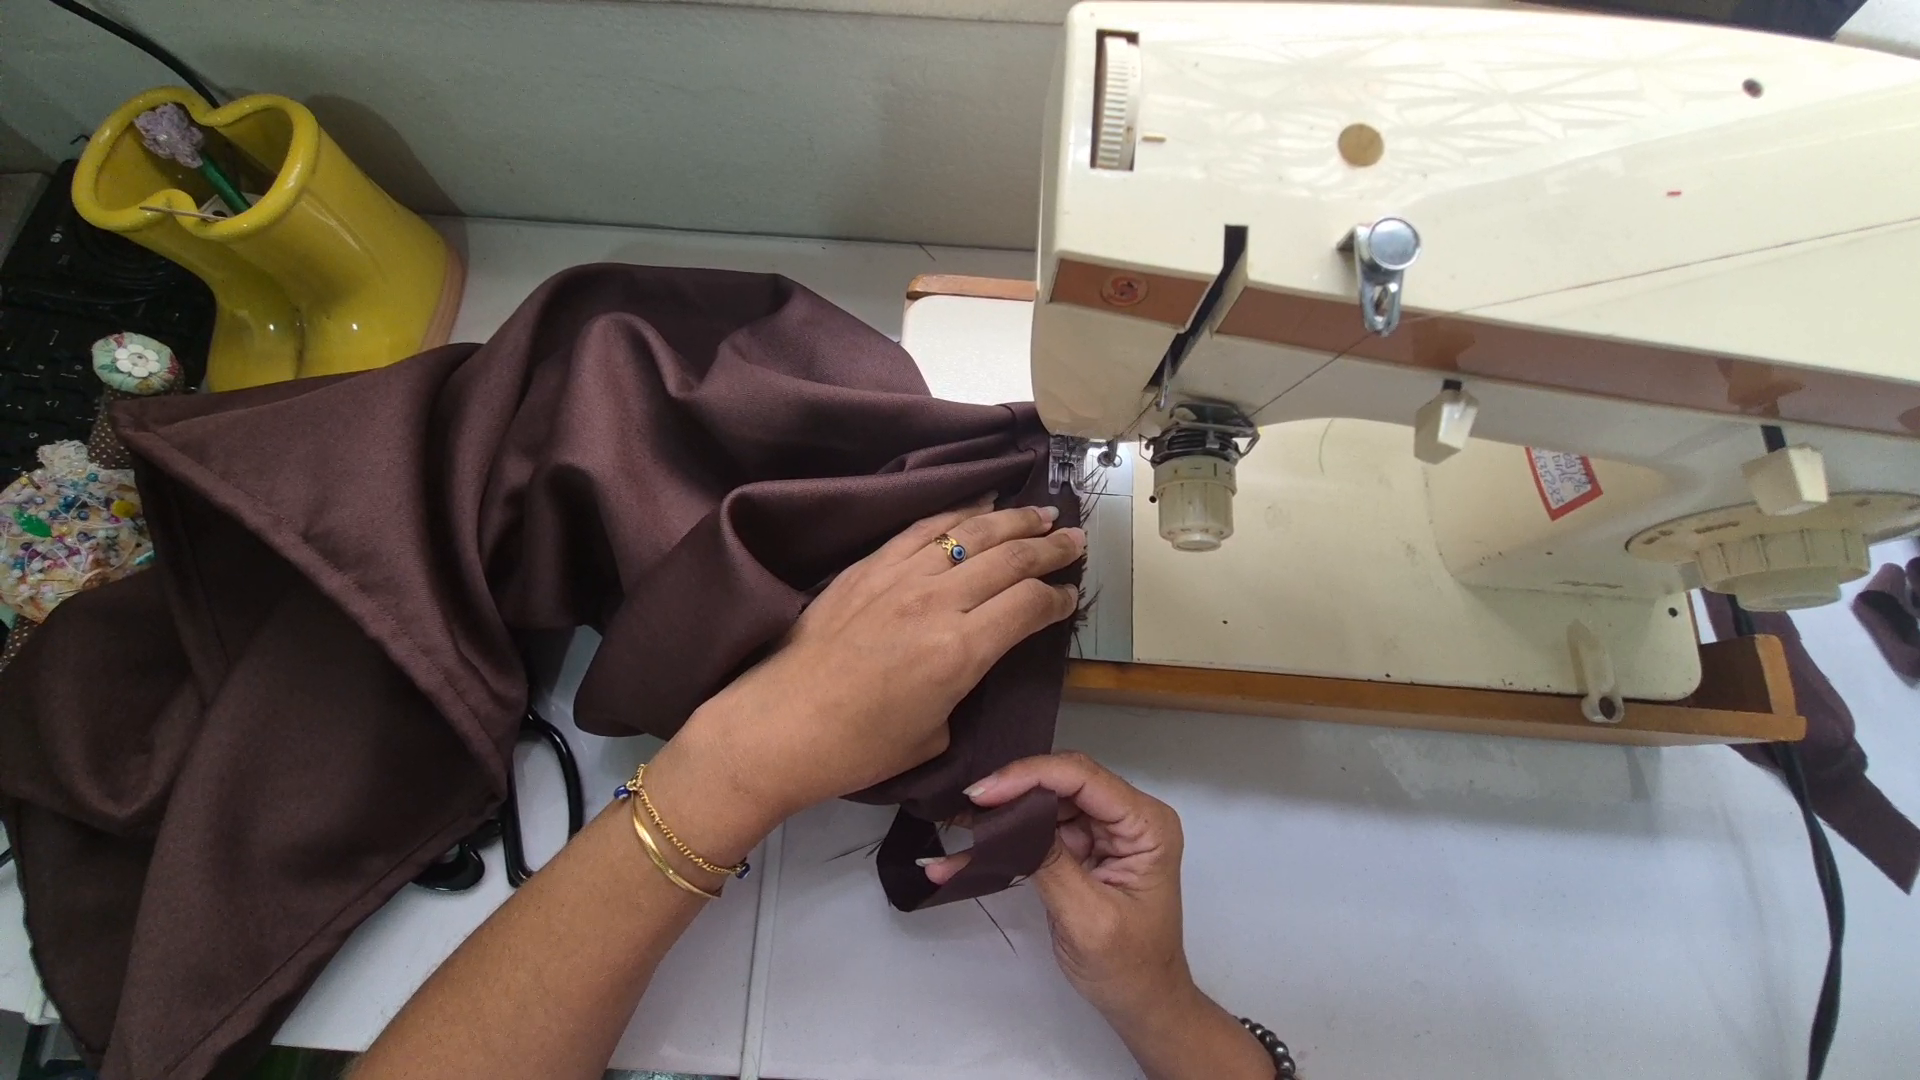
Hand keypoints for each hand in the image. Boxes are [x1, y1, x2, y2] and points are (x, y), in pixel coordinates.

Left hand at [654, 497, 1084, 850]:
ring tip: (1042, 514)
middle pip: (1010, 558)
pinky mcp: (868, 566)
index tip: (1069, 596)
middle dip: (1051, 547)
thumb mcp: (935, 731)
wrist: (777, 727)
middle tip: (1077, 539)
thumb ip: (966, 683)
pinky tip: (978, 507)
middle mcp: (938, 601)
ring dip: (1014, 519)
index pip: (1029, 605)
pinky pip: (923, 528)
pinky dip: (957, 512)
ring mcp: (900, 576)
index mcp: (961, 651)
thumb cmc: (859, 747)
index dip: (1059, 597)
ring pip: (971, 532)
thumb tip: (976, 653)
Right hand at [923, 753, 1273, 1079]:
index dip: (1031, 776)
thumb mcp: (1088, 919)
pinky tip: (973, 845)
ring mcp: (1104, 827)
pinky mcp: (1082, 842)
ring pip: (1046, 797)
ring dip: (1005, 810)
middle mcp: (1127, 814)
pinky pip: (1040, 824)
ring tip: (961, 817)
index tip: (983, 792)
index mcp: (1145, 824)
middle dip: (1013, 788)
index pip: (1083, 778)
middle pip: (1063, 780)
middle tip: (965, 802)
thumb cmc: (1129, 968)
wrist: (1142, 1003)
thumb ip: (1052, 863)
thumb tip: (1009, 818)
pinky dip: (1008, 833)